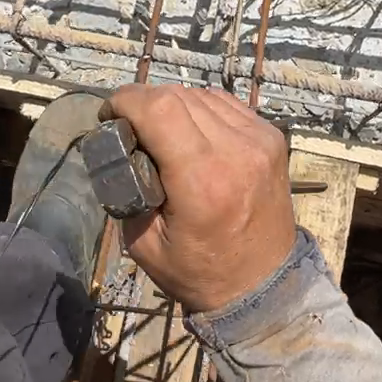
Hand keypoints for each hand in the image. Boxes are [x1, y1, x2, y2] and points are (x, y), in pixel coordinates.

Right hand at [108, 84, 295, 312]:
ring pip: (202, 95)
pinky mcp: (272, 138)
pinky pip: (226, 104)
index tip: (110, 114)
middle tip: (131, 127)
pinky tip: (192, 131)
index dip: (127, 100)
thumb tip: (119, 146)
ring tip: (161, 132)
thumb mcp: (144, 244)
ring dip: (173, 104)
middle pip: (178, 96)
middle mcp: (236, 151)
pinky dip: (201, 109)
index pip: (160, 109)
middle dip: (144, 102)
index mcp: (202, 180)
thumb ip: (127, 190)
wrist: (265, 285)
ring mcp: (259, 140)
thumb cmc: (201, 273)